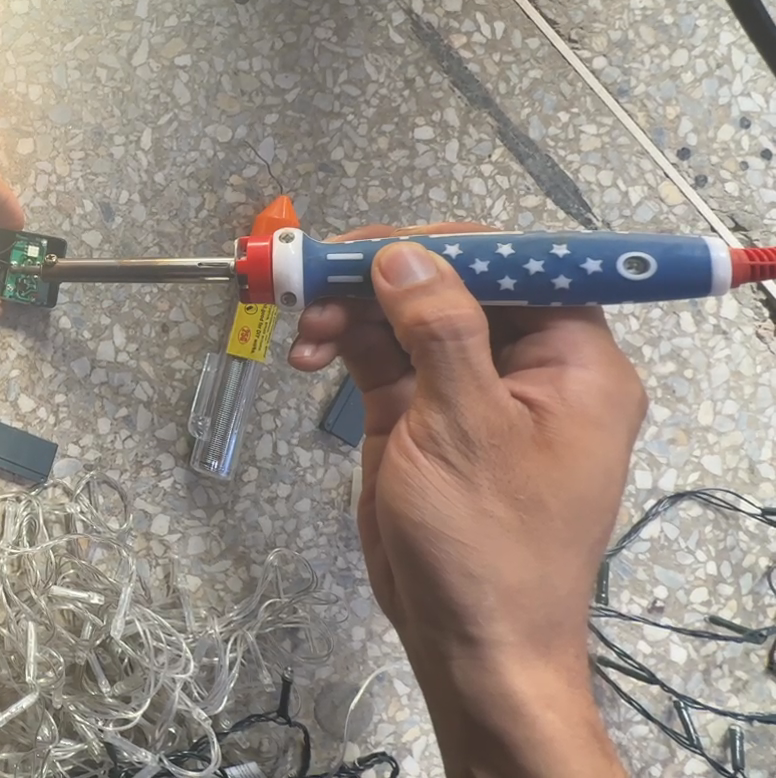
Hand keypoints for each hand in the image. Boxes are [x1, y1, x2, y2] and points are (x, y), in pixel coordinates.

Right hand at [288, 224, 644, 773]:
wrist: (461, 628)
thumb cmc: (487, 536)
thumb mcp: (467, 426)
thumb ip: (440, 332)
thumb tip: (404, 254)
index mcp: (569, 365)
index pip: (526, 271)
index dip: (455, 247)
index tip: (380, 243)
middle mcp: (515, 365)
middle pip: (446, 287)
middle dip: (376, 279)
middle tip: (313, 277)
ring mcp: (455, 386)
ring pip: (396, 315)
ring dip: (343, 312)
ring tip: (302, 331)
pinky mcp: (407, 407)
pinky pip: (370, 352)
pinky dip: (334, 344)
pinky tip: (304, 356)